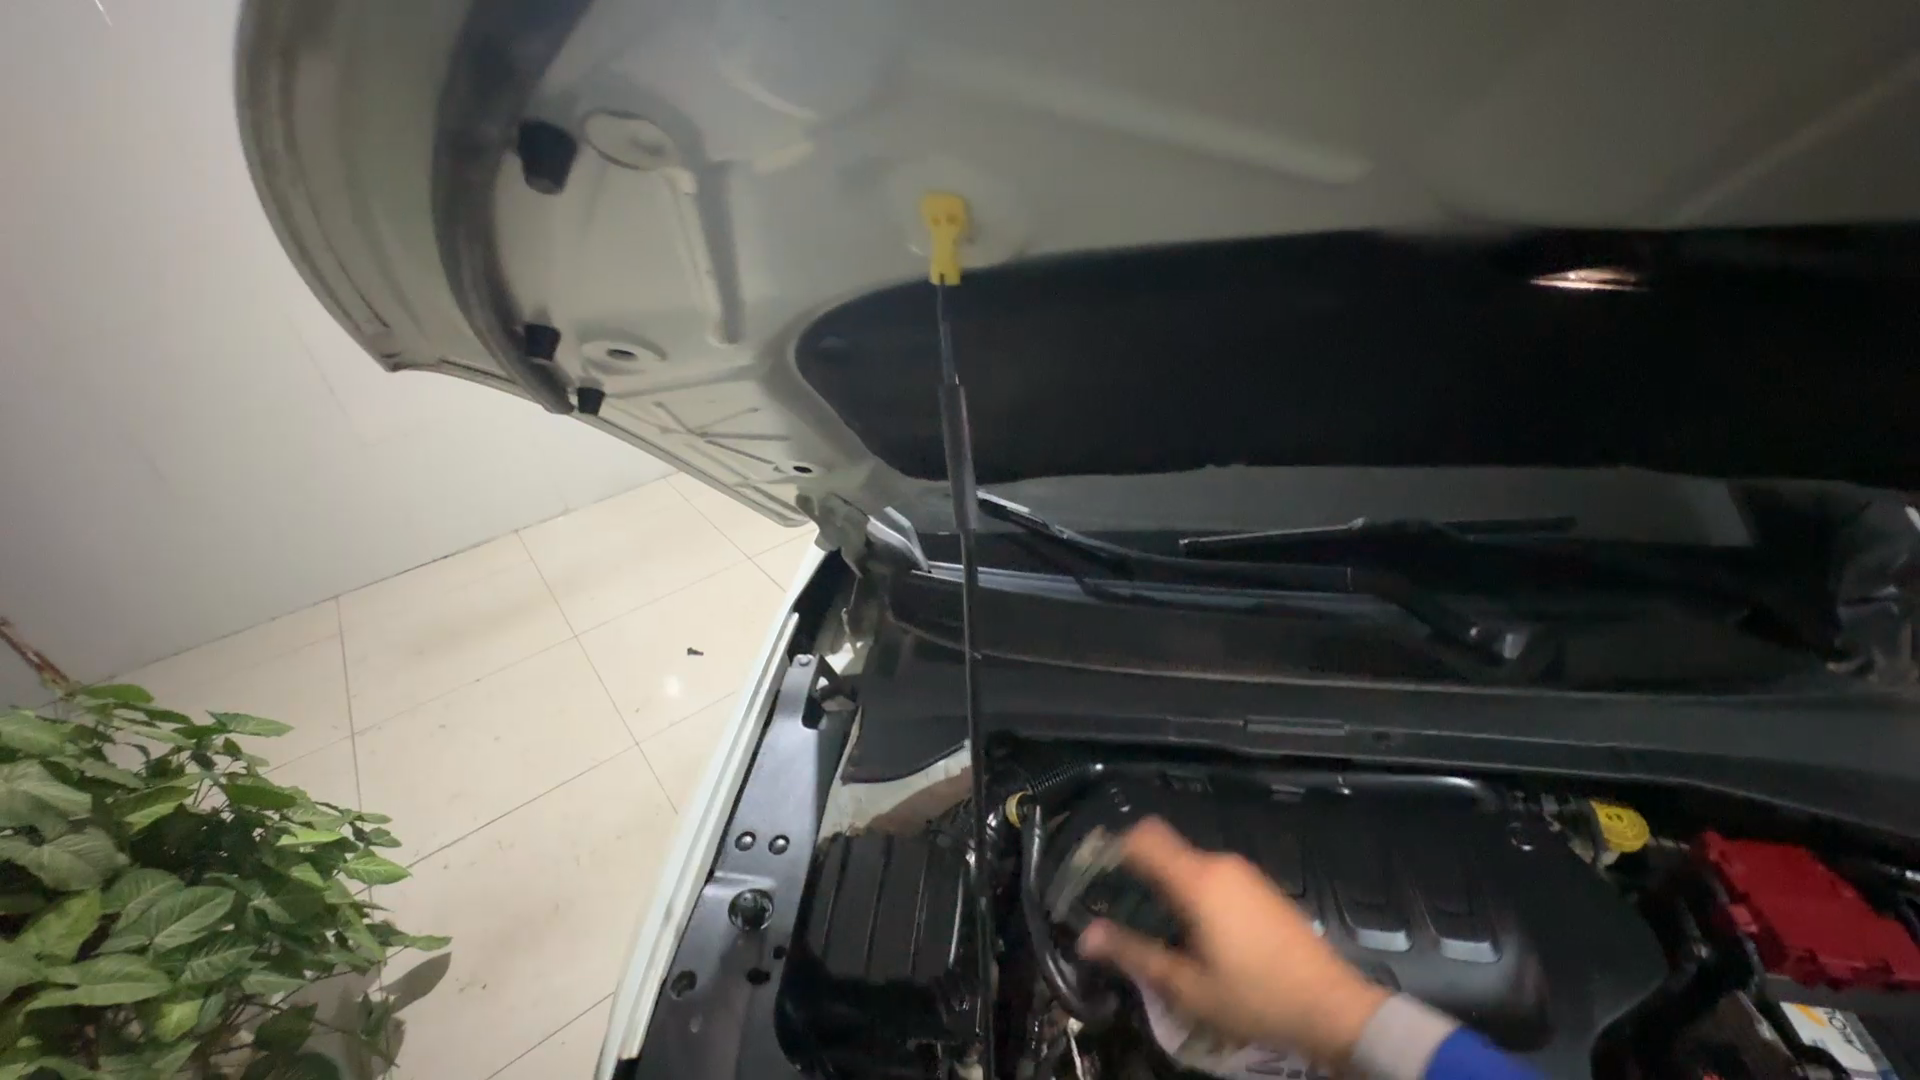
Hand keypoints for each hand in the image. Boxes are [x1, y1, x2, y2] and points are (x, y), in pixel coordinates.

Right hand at [1075, 817, 1388, 1065]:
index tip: (1097, 874)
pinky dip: (1195, 893)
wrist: (1335, 1008)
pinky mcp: (1261, 887)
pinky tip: (1200, 934)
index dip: (1115, 847)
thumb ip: (1134, 955)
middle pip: (1165, 851)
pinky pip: (1213, 876)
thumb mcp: (1188, 986)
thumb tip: (1086, 937)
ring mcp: (1244, 874)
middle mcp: (1218, 864)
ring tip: (1160, 930)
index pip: (1143, 837)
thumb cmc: (1255, 996)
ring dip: (1169, 887)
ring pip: (1189, 865)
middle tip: (1124, 911)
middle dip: (1140, 875)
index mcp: (1196, 880)